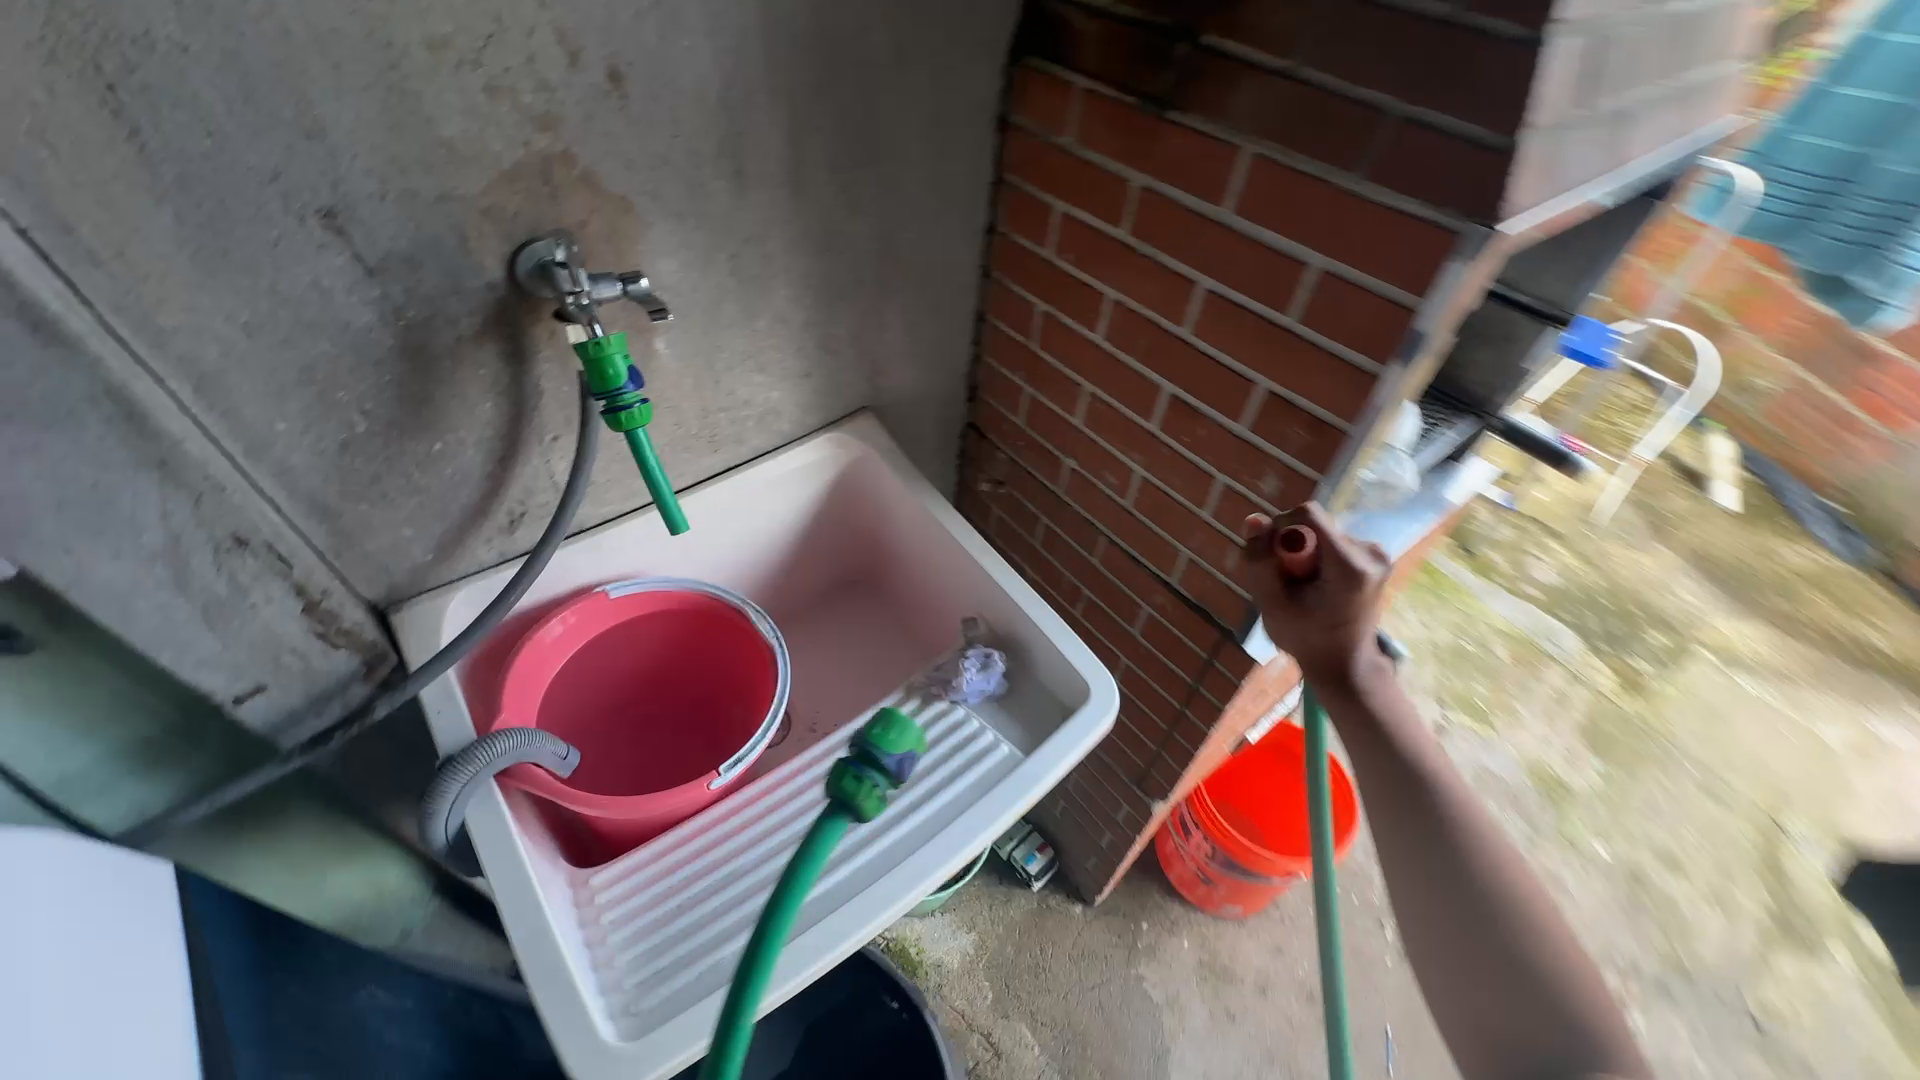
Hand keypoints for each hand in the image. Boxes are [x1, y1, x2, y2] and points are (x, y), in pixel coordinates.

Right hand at [1240, 502, 1391, 686]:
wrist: (1344, 663)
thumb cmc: (1306, 638)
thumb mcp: (1271, 604)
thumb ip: (1260, 560)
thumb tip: (1255, 519)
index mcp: (1350, 564)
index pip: (1307, 515)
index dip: (1280, 530)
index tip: (1272, 560)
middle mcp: (1370, 552)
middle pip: (1314, 526)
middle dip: (1291, 548)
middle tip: (1287, 583)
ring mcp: (1376, 553)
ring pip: (1321, 533)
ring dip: (1302, 554)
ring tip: (1302, 588)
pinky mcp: (1374, 557)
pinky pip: (1331, 542)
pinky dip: (1316, 558)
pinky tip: (1315, 585)